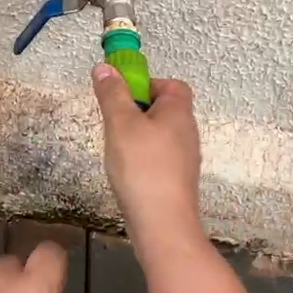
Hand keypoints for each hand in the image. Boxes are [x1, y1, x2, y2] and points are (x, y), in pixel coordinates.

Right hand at [91, 64, 203, 248]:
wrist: (162, 224)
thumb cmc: (142, 167)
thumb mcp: (120, 123)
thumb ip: (112, 94)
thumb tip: (105, 68)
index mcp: (179, 112)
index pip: (172, 84)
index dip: (147, 83)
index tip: (122, 94)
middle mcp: (187, 132)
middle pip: (164, 108)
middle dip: (136, 110)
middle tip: (114, 121)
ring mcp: (184, 158)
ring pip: (159, 134)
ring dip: (137, 135)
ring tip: (116, 148)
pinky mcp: (176, 180)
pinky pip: (158, 157)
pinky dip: (141, 158)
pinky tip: (125, 171)